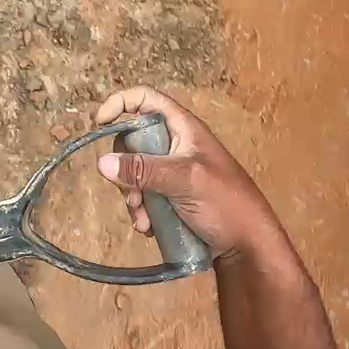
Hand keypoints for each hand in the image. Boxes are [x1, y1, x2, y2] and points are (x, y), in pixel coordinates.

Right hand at [93, 87, 291, 265]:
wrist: (249, 249)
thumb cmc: (226, 203)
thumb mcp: (184, 180)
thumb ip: (143, 170)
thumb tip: (102, 163)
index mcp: (183, 129)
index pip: (146, 99)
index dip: (121, 103)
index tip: (99, 122)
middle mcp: (175, 145)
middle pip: (133, 140)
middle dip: (124, 166)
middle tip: (129, 189)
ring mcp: (172, 172)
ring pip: (134, 172)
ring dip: (132, 194)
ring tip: (143, 217)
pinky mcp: (170, 196)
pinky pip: (142, 195)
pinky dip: (140, 210)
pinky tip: (148, 226)